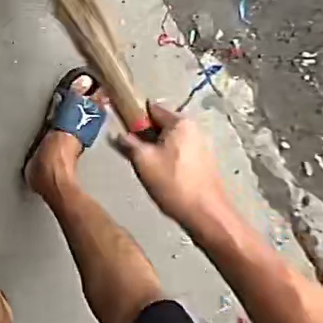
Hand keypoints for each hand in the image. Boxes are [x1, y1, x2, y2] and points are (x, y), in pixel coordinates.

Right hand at [111, 103, 231, 230]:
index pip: (150, 108)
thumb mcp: (141, 159)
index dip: (132, 115)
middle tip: (129, 149)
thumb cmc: (173, 182)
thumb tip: (117, 134)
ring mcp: (201, 146)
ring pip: (167, 139)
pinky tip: (157, 172)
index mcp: (181, 123)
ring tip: (142, 163)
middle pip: (159, 124)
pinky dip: (164, 157)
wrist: (205, 214)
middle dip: (142, 134)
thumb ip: (127, 142)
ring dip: (152, 147)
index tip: (119, 126)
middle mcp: (194, 130)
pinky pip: (176, 151)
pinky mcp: (203, 162)